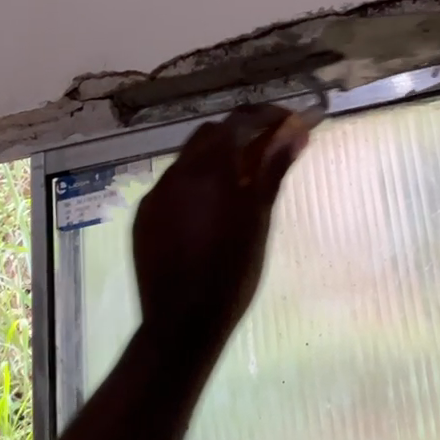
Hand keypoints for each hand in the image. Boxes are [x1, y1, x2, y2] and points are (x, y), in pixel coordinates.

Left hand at [132, 104, 309, 356]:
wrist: (182, 323)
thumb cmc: (232, 271)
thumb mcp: (259, 217)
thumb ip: (274, 168)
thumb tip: (295, 131)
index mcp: (210, 167)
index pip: (240, 121)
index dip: (267, 116)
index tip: (290, 121)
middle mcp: (178, 171)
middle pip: (211, 134)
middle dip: (240, 133)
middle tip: (269, 148)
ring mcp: (156, 193)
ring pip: (189, 158)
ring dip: (216, 158)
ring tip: (241, 180)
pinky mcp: (144, 216)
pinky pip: (173, 185)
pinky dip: (195, 183)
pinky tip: (209, 208)